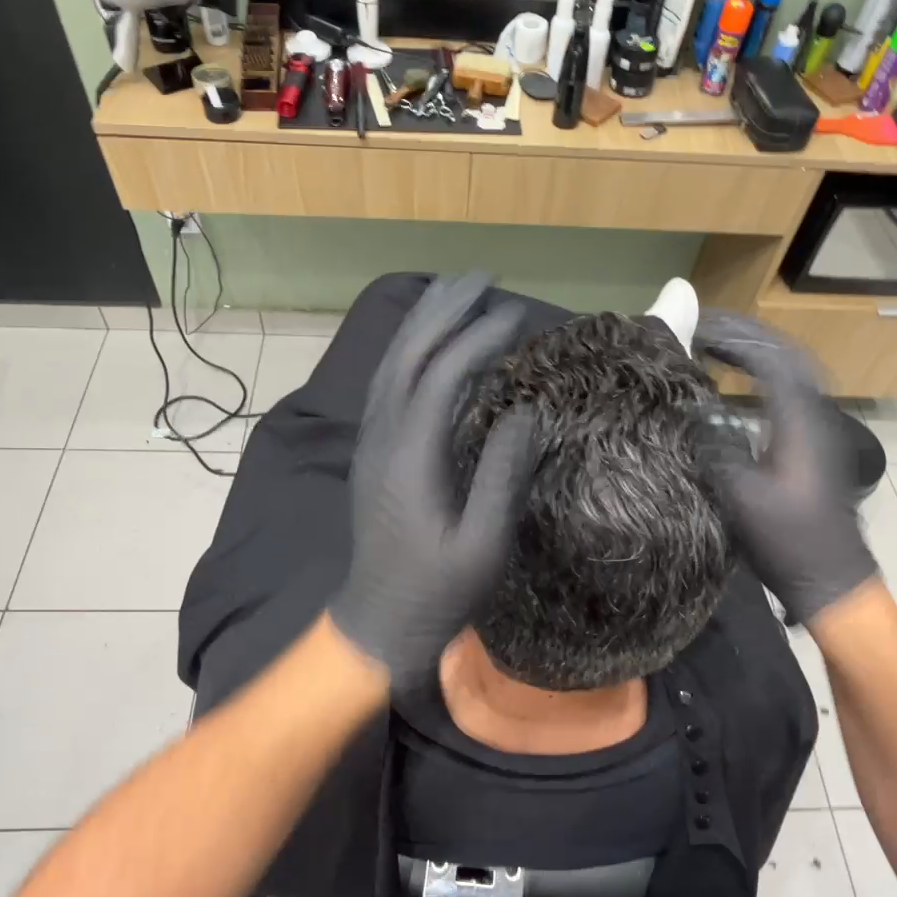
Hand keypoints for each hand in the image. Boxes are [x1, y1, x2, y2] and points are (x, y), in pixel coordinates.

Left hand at [328, 273, 537, 685]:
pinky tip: (428, 341)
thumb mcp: (483, 542)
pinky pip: (386, 383)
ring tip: (455, 290)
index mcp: (410, 456)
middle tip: (482, 277)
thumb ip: (503, 474)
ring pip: (390, 364)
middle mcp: (382, 436)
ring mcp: (371, 441)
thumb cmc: (438, 589)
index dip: (477, 339)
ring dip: (422, 322)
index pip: (442, 376)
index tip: (516, 316)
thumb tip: (526, 412)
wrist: (378, 619)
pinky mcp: (372, 450)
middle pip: (408, 354)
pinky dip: (410, 350)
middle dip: (443, 309)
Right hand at [694, 313, 876, 624]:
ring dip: (754, 352)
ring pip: (788, 372)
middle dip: (744, 335)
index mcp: (799, 420)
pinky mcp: (812, 444)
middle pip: (784, 356)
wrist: (831, 578)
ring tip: (715, 345)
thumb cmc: (788, 540)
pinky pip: (786, 391)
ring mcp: (817, 428)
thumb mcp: (741, 496)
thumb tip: (691, 407)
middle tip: (702, 327)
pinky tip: (737, 384)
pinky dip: (760, 375)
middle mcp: (814, 414)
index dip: (732, 337)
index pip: (769, 358)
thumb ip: (716, 445)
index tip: (695, 328)